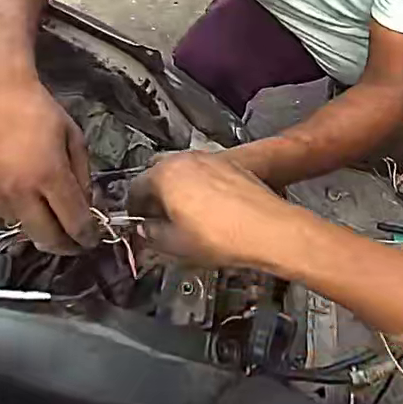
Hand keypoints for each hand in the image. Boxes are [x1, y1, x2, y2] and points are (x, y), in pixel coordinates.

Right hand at [0, 82, 96, 251]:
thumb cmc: (38, 110)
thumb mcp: (74, 139)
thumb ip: (82, 177)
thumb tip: (85, 208)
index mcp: (49, 174)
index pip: (74, 222)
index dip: (86, 236)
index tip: (90, 240)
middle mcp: (19, 189)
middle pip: (46, 238)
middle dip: (63, 245)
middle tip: (72, 241)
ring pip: (20, 226)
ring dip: (33, 220)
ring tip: (34, 194)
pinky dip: (9, 207)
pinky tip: (13, 184)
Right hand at [129, 151, 308, 269]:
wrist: (268, 229)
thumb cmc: (223, 235)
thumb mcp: (176, 245)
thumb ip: (152, 234)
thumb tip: (145, 230)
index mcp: (164, 174)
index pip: (136, 187)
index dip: (134, 208)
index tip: (138, 221)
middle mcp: (184, 159)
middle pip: (157, 172)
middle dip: (154, 193)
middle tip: (158, 218)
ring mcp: (208, 158)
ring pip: (181, 170)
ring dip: (177, 188)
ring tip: (184, 214)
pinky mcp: (229, 164)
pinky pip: (204, 171)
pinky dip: (199, 186)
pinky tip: (208, 209)